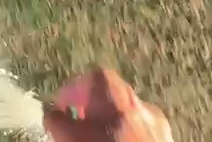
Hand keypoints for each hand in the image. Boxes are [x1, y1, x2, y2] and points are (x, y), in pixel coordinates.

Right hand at [43, 68, 171, 141]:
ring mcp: (159, 125)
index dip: (73, 91)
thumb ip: (55, 117)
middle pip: (111, 96)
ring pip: (129, 117)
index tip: (62, 107)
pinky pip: (145, 135)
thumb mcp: (68, 133)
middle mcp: (138, 100)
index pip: (89, 76)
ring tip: (100, 138)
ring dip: (113, 125)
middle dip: (93, 109)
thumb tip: (52, 112)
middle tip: (80, 125)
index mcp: (113, 88)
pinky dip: (131, 137)